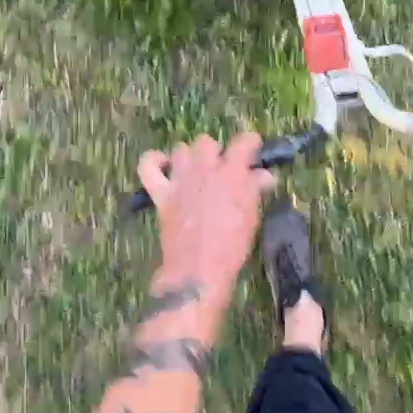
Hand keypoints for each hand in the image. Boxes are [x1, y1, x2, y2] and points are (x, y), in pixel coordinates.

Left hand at [137, 134, 276, 301]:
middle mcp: (205, 168)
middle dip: (214, 152)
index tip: (252, 151)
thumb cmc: (231, 247)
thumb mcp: (251, 218)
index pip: (244, 141)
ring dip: (189, 158)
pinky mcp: (161, 193)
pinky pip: (148, 166)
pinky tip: (164, 167)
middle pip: (207, 142)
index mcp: (232, 173)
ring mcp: (180, 179)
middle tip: (220, 171)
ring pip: (181, 149)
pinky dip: (153, 162)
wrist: (198, 271)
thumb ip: (255, 190)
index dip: (250, 142)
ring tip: (195, 173)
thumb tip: (264, 175)